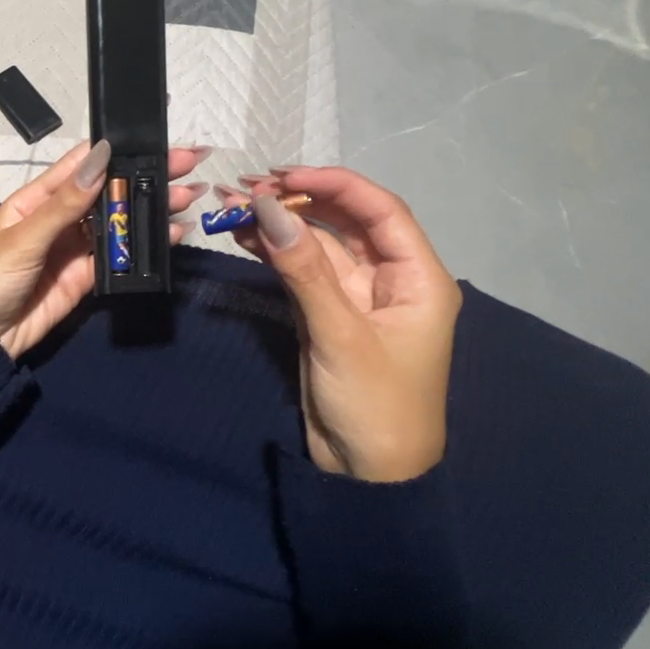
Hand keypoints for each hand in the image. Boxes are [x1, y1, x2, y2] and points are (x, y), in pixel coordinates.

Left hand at [0, 142, 208, 359]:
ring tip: (189, 197)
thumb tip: (99, 159)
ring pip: (118, 223)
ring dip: (150, 209)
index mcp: (35, 200)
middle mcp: (58, 219)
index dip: (117, 150)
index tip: (155, 139)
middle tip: (190, 164)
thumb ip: (63, 204)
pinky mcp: (84, 279)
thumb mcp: (22, 238)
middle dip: (144, 177)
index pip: (80, 167)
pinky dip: (144, 246)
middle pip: (107, 193)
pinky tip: (170, 234)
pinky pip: (118, 258)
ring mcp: (73, 249)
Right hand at [225, 167, 461, 482]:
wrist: (368, 473)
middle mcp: (389, 279)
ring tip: (232, 207)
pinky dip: (273, 255)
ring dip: (279, 225)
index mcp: (417, 278)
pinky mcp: (325, 316)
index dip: (333, 184)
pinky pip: (300, 273)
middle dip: (298, 201)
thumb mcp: (340, 335)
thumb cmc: (375, 404)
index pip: (380, 211)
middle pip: (345, 222)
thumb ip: (305, 270)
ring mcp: (354, 297)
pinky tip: (244, 238)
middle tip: (245, 189)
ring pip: (316, 246)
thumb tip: (269, 208)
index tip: (282, 175)